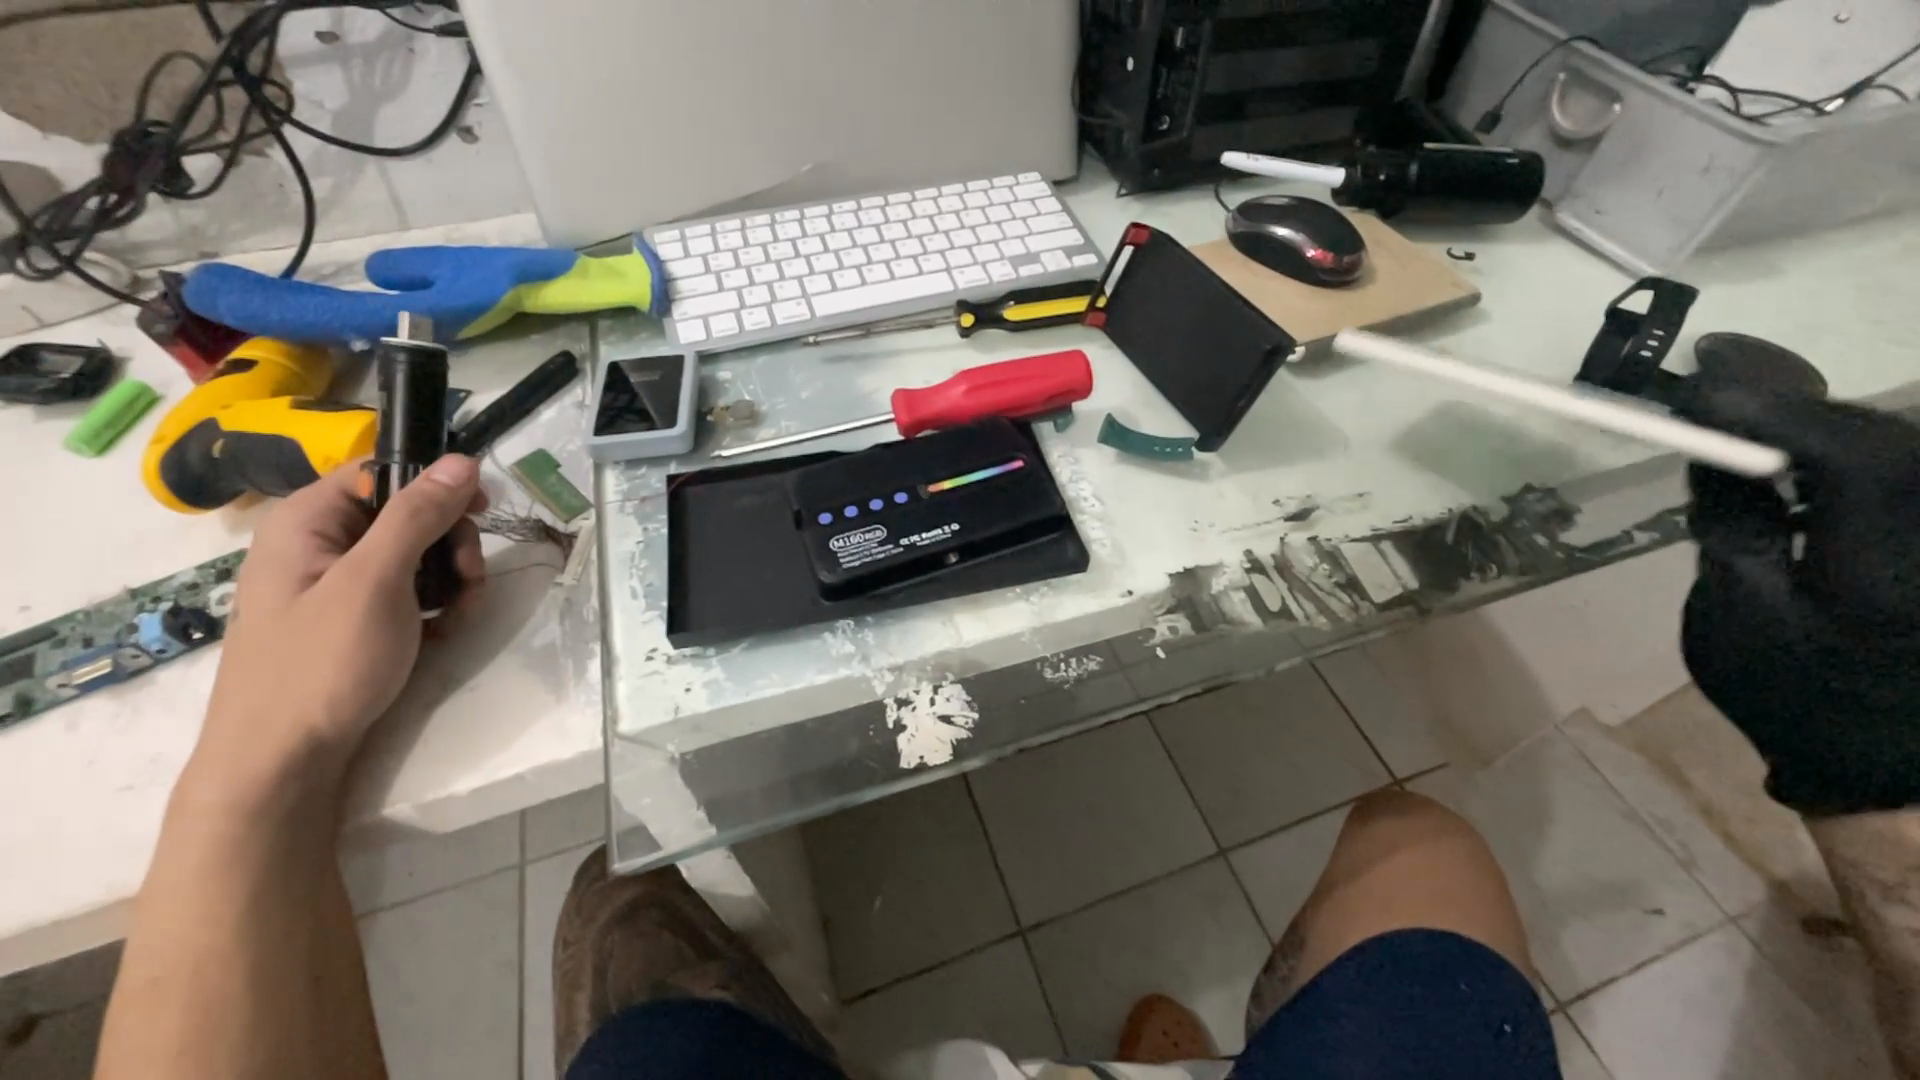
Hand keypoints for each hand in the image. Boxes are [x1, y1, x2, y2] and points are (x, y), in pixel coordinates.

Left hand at [194, 456, 486, 792]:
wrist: (284, 759)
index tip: (483, 513)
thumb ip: (418, 515)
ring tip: (460, 614)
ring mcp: (335, 583)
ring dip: (452, 578)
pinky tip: (445, 631)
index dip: (438, 487)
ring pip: (416, 555)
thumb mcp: (376, 581)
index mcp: (308, 520)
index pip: (385, 472)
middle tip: (469, 580)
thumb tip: (461, 459)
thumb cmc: (323, 663)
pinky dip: (437, 605)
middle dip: (451, 543)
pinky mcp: (353, 618)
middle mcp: (318, 543)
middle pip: (408, 514)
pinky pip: (408, 591)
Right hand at [1679, 374, 1919, 815]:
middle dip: (1799, 404)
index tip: (1700, 379)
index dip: (1778, 409)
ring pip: (1908, 442)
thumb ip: (1731, 517)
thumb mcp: (1732, 608)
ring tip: (1749, 413)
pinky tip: (1807, 456)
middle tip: (1717, 374)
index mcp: (1889, 572)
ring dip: (1828, 421)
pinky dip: (1859, 448)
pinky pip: (1912, 466)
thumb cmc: (1787, 688)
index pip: (1856, 458)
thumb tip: (1715, 433)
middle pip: (1890, 436)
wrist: (1886, 754)